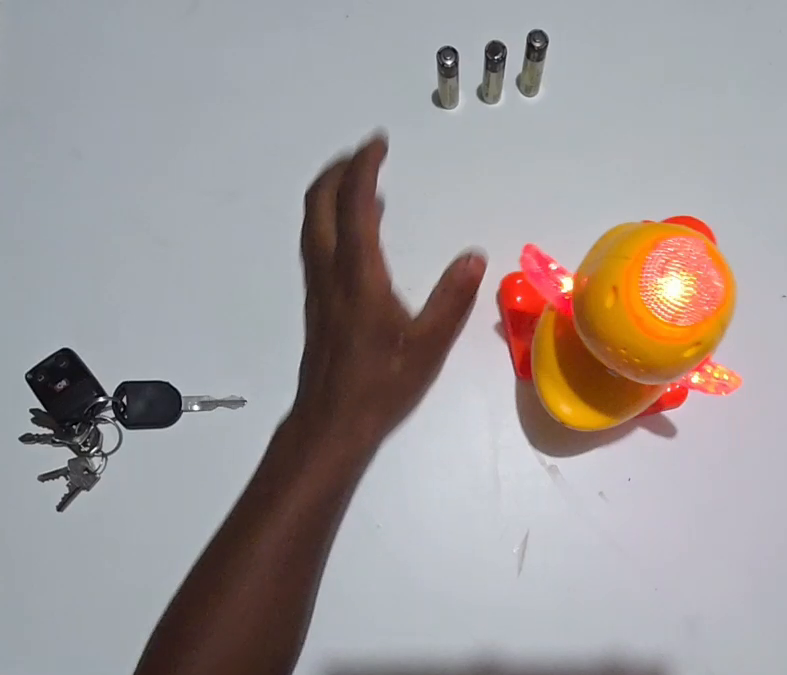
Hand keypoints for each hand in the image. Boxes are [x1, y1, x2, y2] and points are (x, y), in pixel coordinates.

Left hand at [290, 133, 486, 450]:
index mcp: (358, 275)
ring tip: (360, 185)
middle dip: (337, 170)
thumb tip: (474, 257)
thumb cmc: (382, 385)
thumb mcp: (428, 346)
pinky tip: (356, 238)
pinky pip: (318, 247)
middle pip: (319, 204)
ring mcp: (319, 289)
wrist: (333, 421)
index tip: (378, 143)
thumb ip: (451, 300)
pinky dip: (331, 223)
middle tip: (363, 155)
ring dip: (330, 195)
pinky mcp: (317, 306)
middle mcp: (330, 273)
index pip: (354, 204)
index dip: (363, 166)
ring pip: (312, 225)